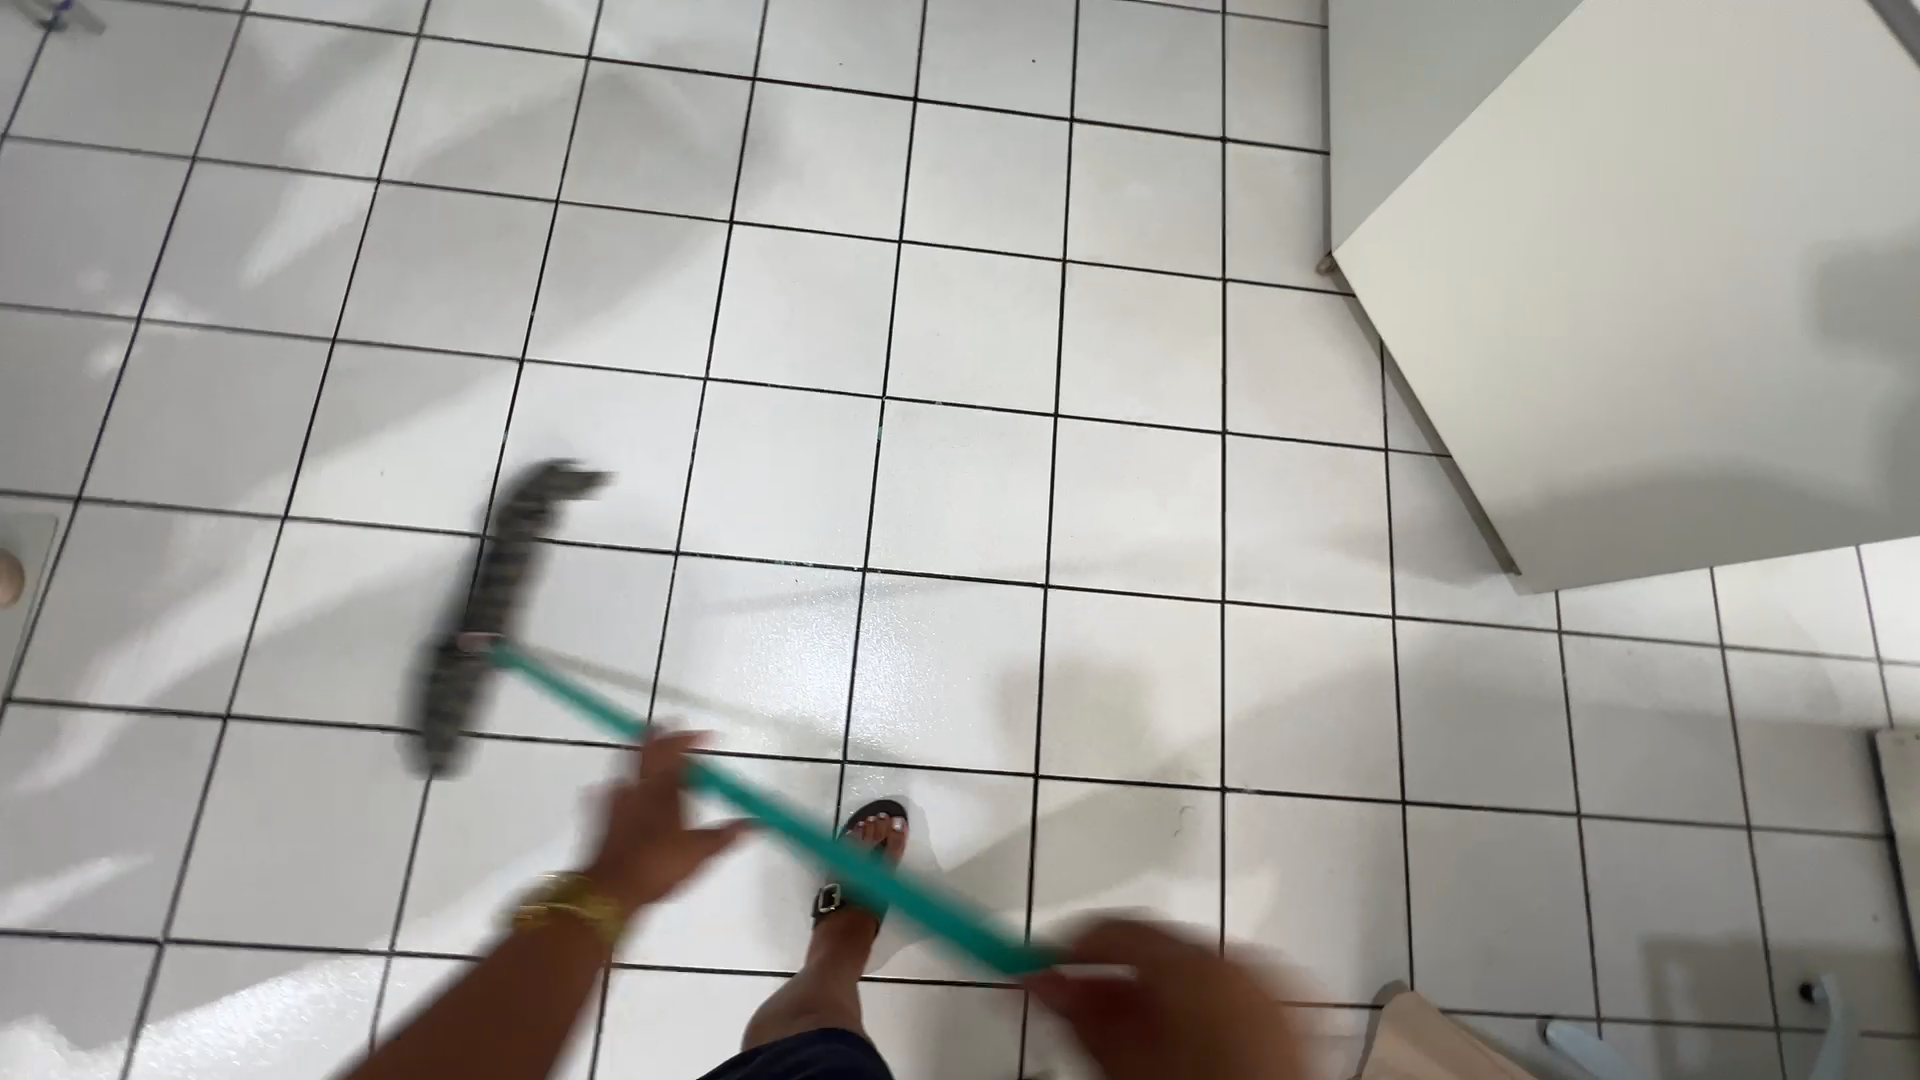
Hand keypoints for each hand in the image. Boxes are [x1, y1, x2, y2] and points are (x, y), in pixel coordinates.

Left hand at [580, 729, 748, 915]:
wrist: (610, 891)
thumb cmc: (658, 865)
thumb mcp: (700, 853)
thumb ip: (725, 836)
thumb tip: (757, 824)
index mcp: (666, 791)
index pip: (679, 753)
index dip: (692, 739)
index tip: (708, 736)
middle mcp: (641, 789)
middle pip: (648, 751)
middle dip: (659, 735)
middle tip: (667, 725)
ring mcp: (617, 802)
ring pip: (626, 767)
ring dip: (638, 758)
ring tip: (646, 755)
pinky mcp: (600, 820)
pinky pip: (604, 795)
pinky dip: (612, 789)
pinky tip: (613, 791)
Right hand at [1025, 918, 1307, 1079]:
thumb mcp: (1128, 1064)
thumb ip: (1079, 1014)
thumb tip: (1038, 980)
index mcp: (1198, 965)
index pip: (1113, 928)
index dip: (1069, 949)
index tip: (1043, 969)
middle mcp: (1239, 961)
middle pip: (1153, 949)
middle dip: (1114, 981)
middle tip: (1083, 1018)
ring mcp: (1273, 986)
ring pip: (1188, 970)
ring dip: (1154, 996)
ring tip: (1136, 1047)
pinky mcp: (1292, 1012)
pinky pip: (1226, 989)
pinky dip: (1197, 1008)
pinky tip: (1182, 1050)